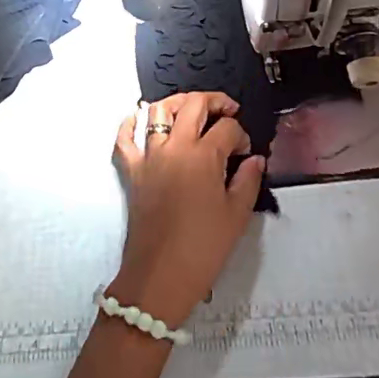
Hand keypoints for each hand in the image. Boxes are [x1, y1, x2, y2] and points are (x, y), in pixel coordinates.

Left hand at [108, 92, 264, 327]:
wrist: (160, 275)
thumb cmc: (204, 247)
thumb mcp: (237, 215)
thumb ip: (248, 179)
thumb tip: (253, 159)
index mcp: (204, 156)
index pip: (227, 128)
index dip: (241, 135)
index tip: (245, 152)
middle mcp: (175, 147)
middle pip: (194, 105)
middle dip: (215, 102)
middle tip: (228, 110)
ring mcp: (149, 157)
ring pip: (158, 111)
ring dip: (178, 102)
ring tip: (192, 109)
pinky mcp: (131, 171)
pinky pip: (125, 138)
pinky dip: (131, 122)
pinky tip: (141, 117)